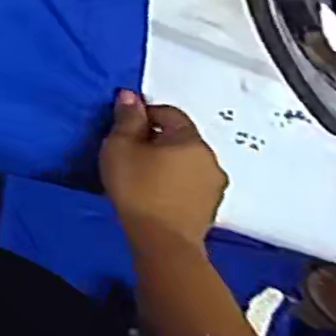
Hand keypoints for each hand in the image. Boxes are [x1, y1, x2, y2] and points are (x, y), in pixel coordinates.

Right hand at [101, 90, 226, 247]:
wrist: (161, 239)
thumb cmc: (137, 185)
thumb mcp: (120, 145)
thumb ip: (128, 118)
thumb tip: (131, 96)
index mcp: (191, 142)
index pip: (170, 113)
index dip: (144, 114)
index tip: (124, 128)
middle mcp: (211, 160)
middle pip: (180, 136)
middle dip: (156, 137)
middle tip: (129, 148)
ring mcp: (215, 185)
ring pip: (186, 159)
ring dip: (166, 158)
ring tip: (140, 170)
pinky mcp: (211, 205)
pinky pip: (191, 179)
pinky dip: (174, 177)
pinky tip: (154, 187)